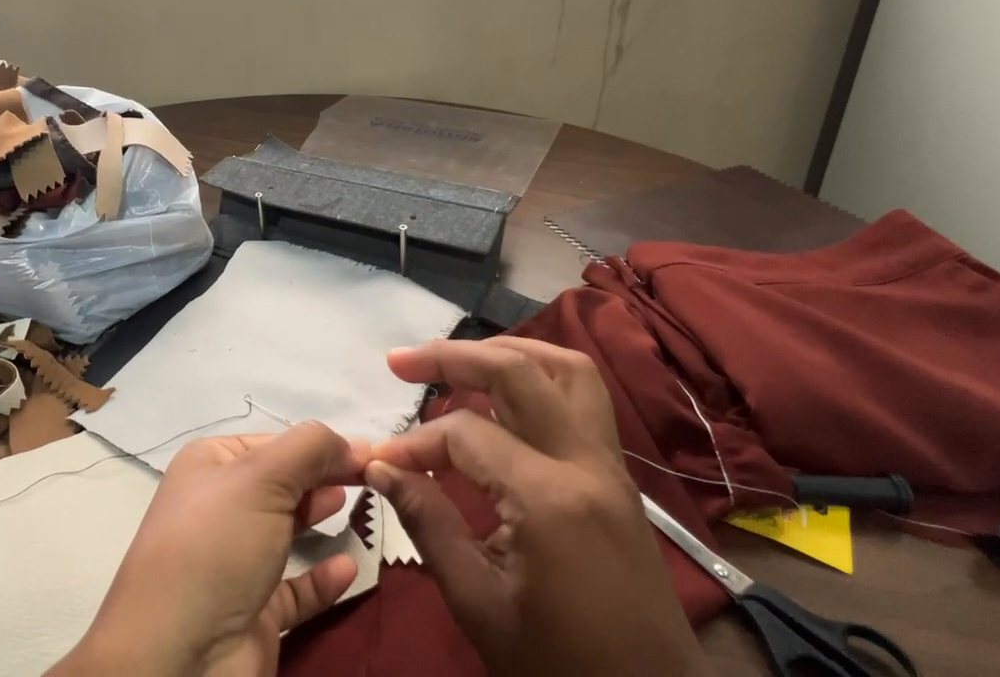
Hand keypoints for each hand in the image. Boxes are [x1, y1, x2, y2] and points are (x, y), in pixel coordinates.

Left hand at [53, 423, 370, 676]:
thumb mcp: (261, 478)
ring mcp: (235, 560)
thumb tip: (355, 441)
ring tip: (361, 506)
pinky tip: (348, 566)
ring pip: (288, 531)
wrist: (178, 654)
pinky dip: (323, 577)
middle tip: (373, 477)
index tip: (368, 452)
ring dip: (321, 518)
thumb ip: (310, 450)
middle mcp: (220, 507)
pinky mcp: (253, 610)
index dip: (319, 446)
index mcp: (210, 465)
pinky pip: (296, 587)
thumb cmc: (216, 545)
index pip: (274, 444)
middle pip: (283, 483)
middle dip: (323, 476)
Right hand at [367, 338, 705, 676]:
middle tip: (401, 362)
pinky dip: (538, 380)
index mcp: (549, 499)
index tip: (384, 464)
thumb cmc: (558, 665)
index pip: (466, 435)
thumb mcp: (479, 603)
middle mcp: (587, 465)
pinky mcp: (619, 479)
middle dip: (453, 357)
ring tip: (460, 362)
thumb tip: (381, 467)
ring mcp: (612, 467)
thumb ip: (427, 523)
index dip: (415, 443)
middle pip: (520, 371)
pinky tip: (503, 399)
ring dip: (509, 353)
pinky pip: (583, 401)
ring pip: (568, 371)